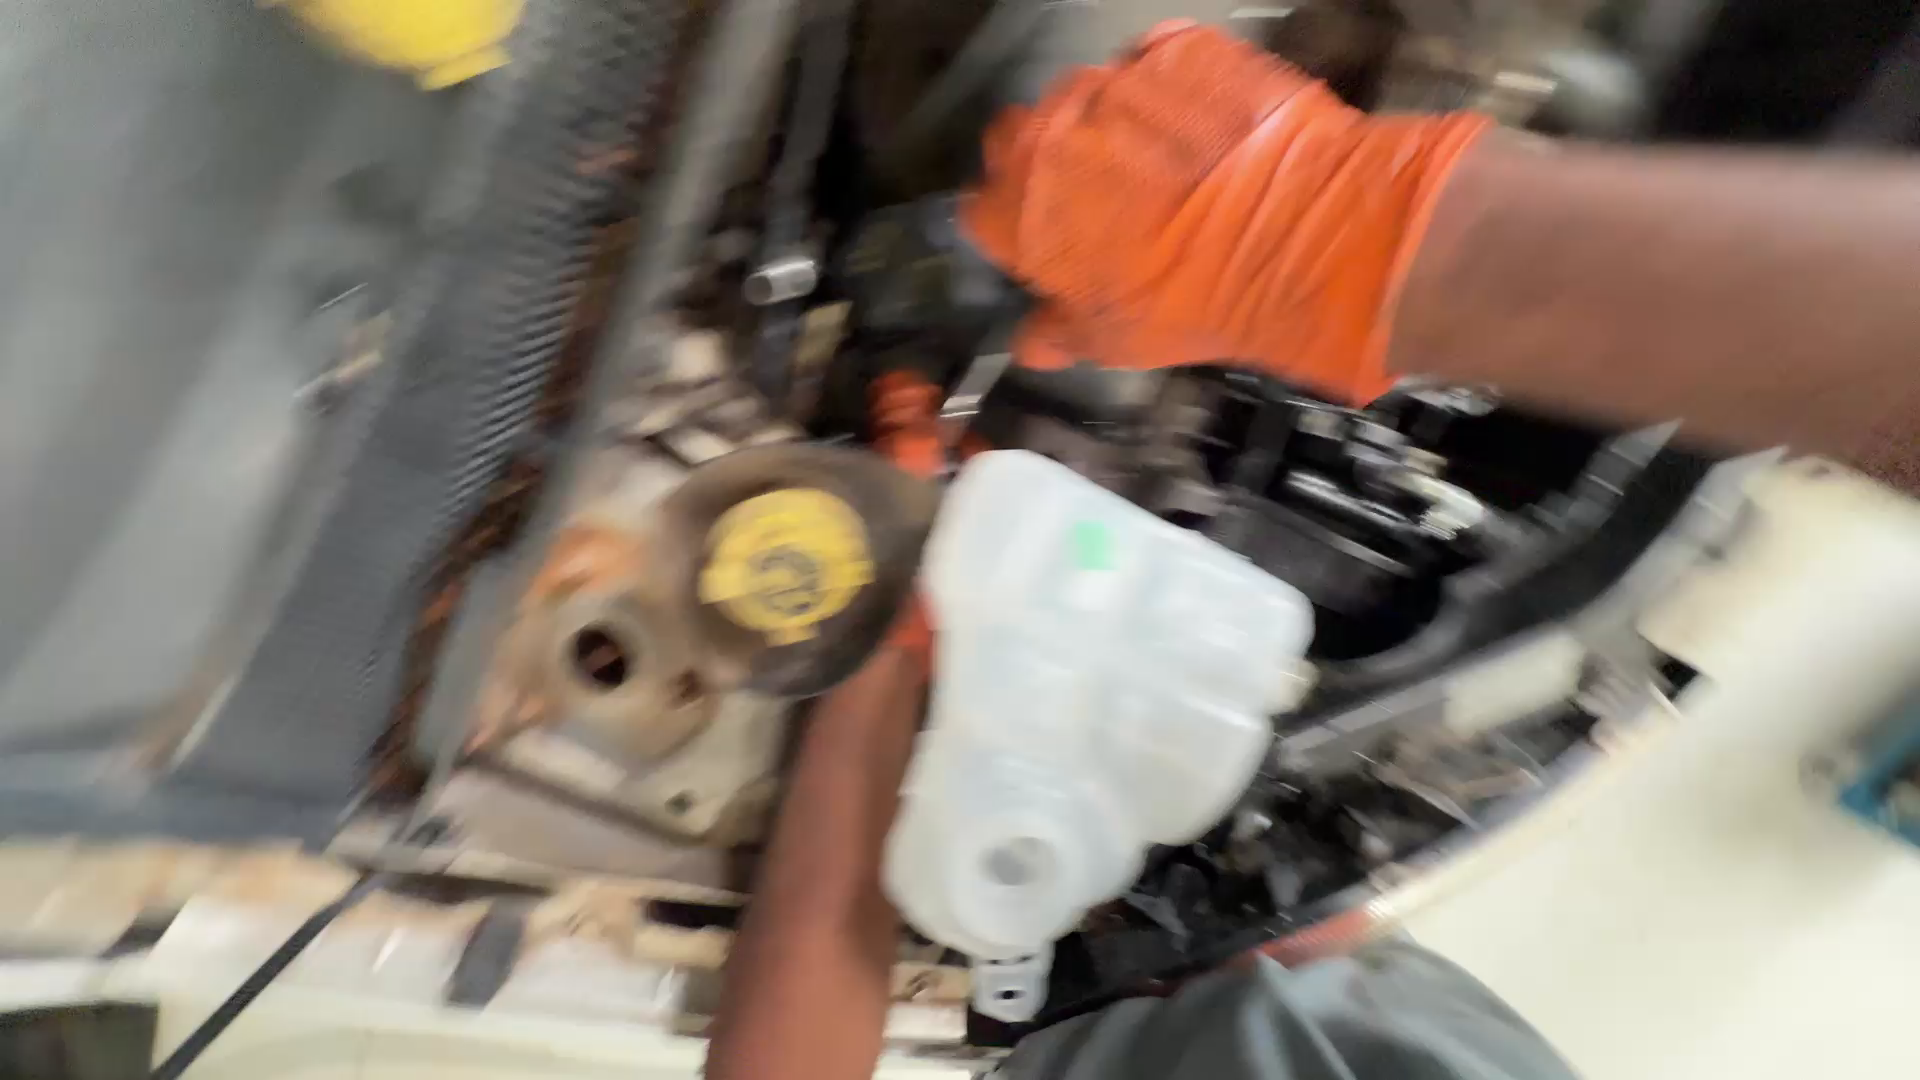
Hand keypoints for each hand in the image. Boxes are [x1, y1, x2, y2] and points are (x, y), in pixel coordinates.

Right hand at [962, 22, 1489, 402]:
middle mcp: (1050, 139)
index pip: (978, 209)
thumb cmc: (1192, 297)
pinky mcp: (1173, 50)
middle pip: (1013, 141)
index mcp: (1019, 213)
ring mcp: (1112, 84)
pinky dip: (1159, 93)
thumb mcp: (1108, 341)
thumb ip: (1054, 332)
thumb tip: (1037, 340)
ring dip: (1098, 127)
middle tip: (1084, 198)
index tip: (1029, 236)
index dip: (1005, 226)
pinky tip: (1191, 134)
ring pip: (1078, 97)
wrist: (1294, 238)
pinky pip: (1147, 65)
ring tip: (1149, 167)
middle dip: (1037, 166)